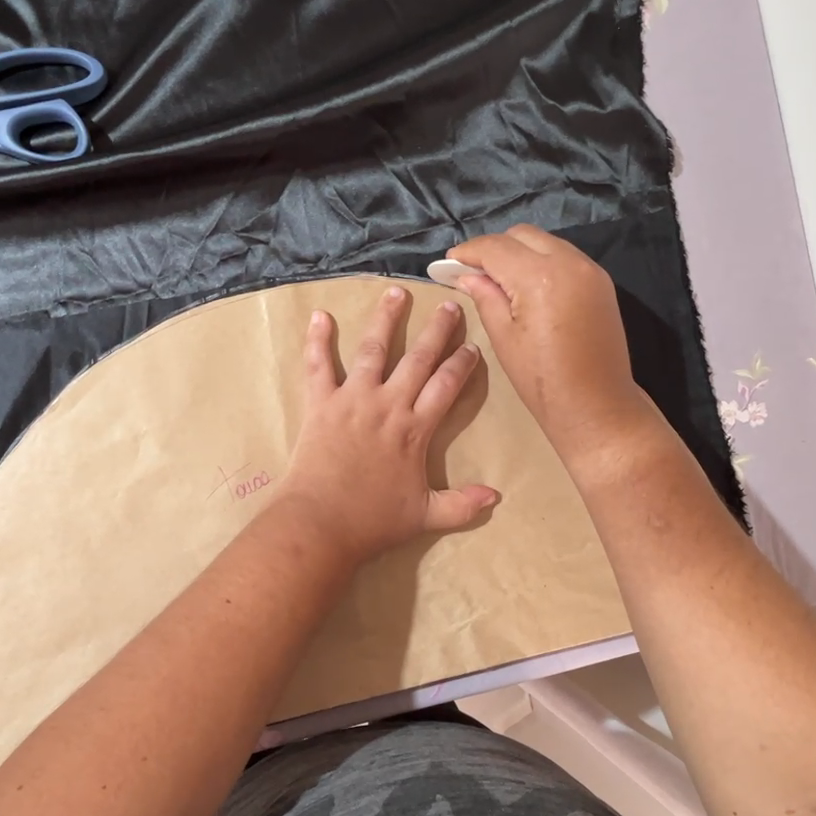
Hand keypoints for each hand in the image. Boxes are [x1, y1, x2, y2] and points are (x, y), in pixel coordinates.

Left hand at [273, 286, 499, 564]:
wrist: (320, 523)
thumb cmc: (373, 522)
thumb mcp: (425, 517)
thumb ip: (462, 505)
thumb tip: (496, 497)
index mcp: (415, 429)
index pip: (446, 387)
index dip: (461, 365)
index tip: (472, 347)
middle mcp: (388, 405)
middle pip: (418, 359)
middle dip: (437, 331)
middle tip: (449, 306)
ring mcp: (353, 400)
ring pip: (374, 350)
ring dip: (386, 320)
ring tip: (396, 292)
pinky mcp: (320, 404)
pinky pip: (318, 366)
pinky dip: (318, 340)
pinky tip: (319, 316)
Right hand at [447, 225, 655, 459]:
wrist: (597, 405)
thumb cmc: (542, 380)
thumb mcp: (504, 338)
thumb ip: (485, 297)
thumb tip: (467, 276)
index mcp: (539, 277)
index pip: (495, 248)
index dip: (468, 252)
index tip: (448, 263)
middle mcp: (568, 262)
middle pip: (521, 235)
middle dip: (494, 248)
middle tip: (472, 273)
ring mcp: (589, 269)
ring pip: (545, 242)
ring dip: (519, 252)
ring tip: (498, 279)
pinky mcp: (601, 282)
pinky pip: (564, 257)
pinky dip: (542, 261)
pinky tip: (528, 286)